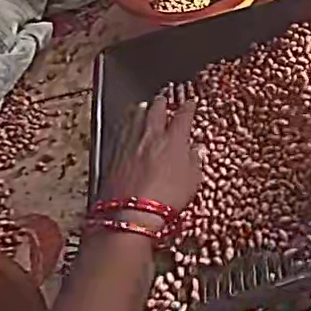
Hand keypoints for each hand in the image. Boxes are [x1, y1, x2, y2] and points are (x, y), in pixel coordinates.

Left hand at [97, 96, 199, 215]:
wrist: (131, 213)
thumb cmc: (167, 198)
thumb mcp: (192, 181)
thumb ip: (194, 161)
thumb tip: (197, 150)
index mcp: (174, 140)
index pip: (183, 117)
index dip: (188, 108)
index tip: (190, 102)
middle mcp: (151, 137)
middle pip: (156, 111)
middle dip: (161, 102)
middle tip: (164, 97)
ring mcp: (130, 144)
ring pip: (134, 118)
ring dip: (140, 110)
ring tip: (142, 105)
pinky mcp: (113, 155)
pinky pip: (121, 131)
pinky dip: (126, 125)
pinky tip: (125, 126)